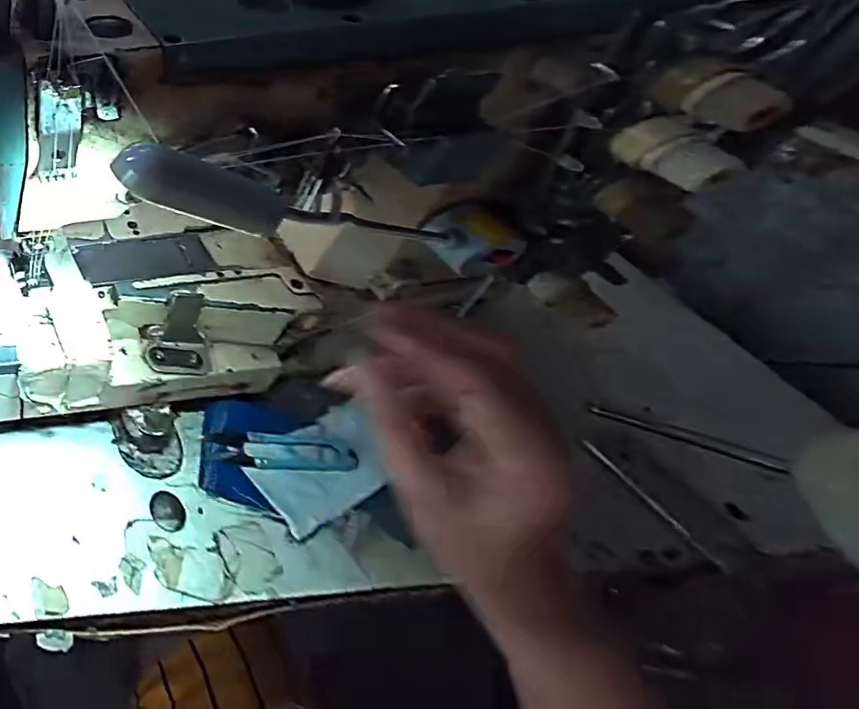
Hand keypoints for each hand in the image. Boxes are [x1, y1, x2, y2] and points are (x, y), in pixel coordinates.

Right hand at [329, 305, 576, 636]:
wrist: (520, 586)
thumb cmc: (465, 545)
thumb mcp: (416, 486)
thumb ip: (389, 421)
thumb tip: (360, 366)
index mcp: (523, 451)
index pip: (474, 378)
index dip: (421, 346)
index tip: (372, 326)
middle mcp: (541, 428)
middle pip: (490, 355)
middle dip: (430, 329)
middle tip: (376, 316)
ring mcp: (534, 424)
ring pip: (483, 361)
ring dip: (427, 346)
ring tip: (373, 343)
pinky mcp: (518, 424)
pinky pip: (475, 380)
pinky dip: (431, 370)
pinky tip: (391, 378)